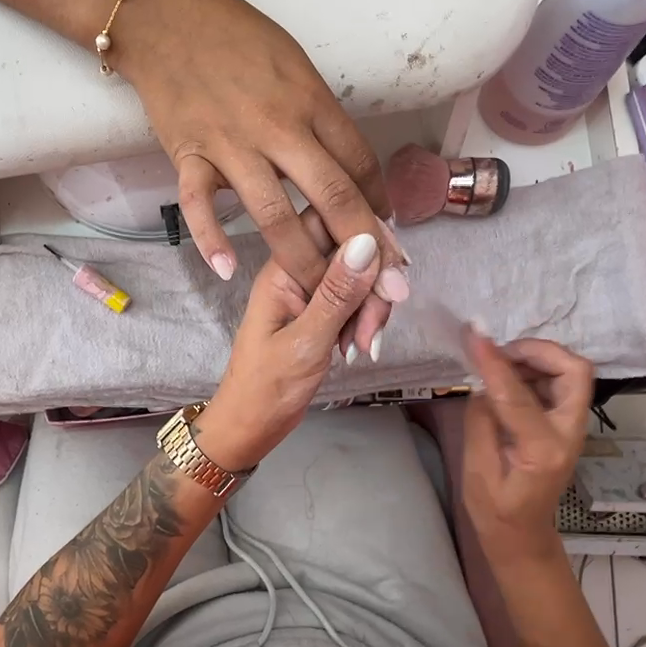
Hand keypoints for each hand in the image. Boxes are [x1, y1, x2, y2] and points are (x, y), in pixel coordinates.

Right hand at [112, 0, 409, 359]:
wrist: (164, 17)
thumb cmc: (235, 34)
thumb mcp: (293, 62)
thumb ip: (316, 114)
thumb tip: (343, 161)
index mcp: (310, 101)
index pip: (359, 165)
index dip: (379, 208)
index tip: (388, 238)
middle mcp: (278, 128)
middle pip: (331, 197)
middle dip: (363, 248)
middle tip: (386, 288)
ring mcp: (231, 145)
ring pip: (273, 214)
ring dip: (301, 260)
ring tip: (319, 295)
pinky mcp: (188, 155)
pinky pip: (198, 206)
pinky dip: (210, 240)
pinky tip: (226, 271)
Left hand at [190, 231, 382, 471]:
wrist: (250, 426)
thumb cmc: (266, 389)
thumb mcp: (306, 342)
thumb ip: (337, 293)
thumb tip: (366, 239)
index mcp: (282, 268)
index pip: (330, 221)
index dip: (369, 238)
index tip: (395, 281)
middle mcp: (296, 271)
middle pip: (353, 249)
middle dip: (376, 284)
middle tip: (373, 329)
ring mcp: (309, 292)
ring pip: (360, 277)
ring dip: (372, 309)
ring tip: (362, 347)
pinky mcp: (320, 313)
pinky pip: (355, 301)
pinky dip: (365, 322)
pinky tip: (360, 349)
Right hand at [460, 332, 593, 565]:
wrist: (522, 536)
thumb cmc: (495, 511)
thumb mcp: (476, 470)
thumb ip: (481, 421)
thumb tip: (482, 382)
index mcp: (543, 450)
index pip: (518, 394)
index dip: (494, 362)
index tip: (473, 337)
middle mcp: (568, 434)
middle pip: (574, 371)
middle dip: (539, 351)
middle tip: (501, 352)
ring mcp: (572, 429)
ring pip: (570, 373)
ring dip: (536, 359)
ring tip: (497, 365)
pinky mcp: (565, 425)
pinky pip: (559, 384)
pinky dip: (534, 371)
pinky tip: (505, 380)